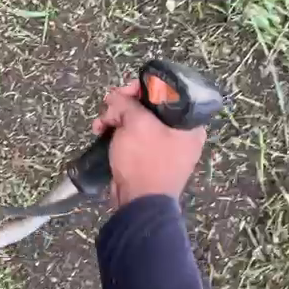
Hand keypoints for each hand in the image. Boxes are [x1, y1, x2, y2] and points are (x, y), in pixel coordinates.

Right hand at [91, 82, 207, 208]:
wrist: (140, 200)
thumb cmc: (145, 160)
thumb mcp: (136, 123)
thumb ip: (126, 103)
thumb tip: (115, 97)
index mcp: (188, 123)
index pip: (166, 92)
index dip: (140, 88)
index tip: (121, 93)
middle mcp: (180, 132)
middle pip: (147, 105)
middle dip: (122, 105)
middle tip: (107, 110)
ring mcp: (164, 145)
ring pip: (136, 119)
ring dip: (114, 117)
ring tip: (100, 125)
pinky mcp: (148, 155)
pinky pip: (132, 134)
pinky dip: (116, 130)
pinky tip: (101, 132)